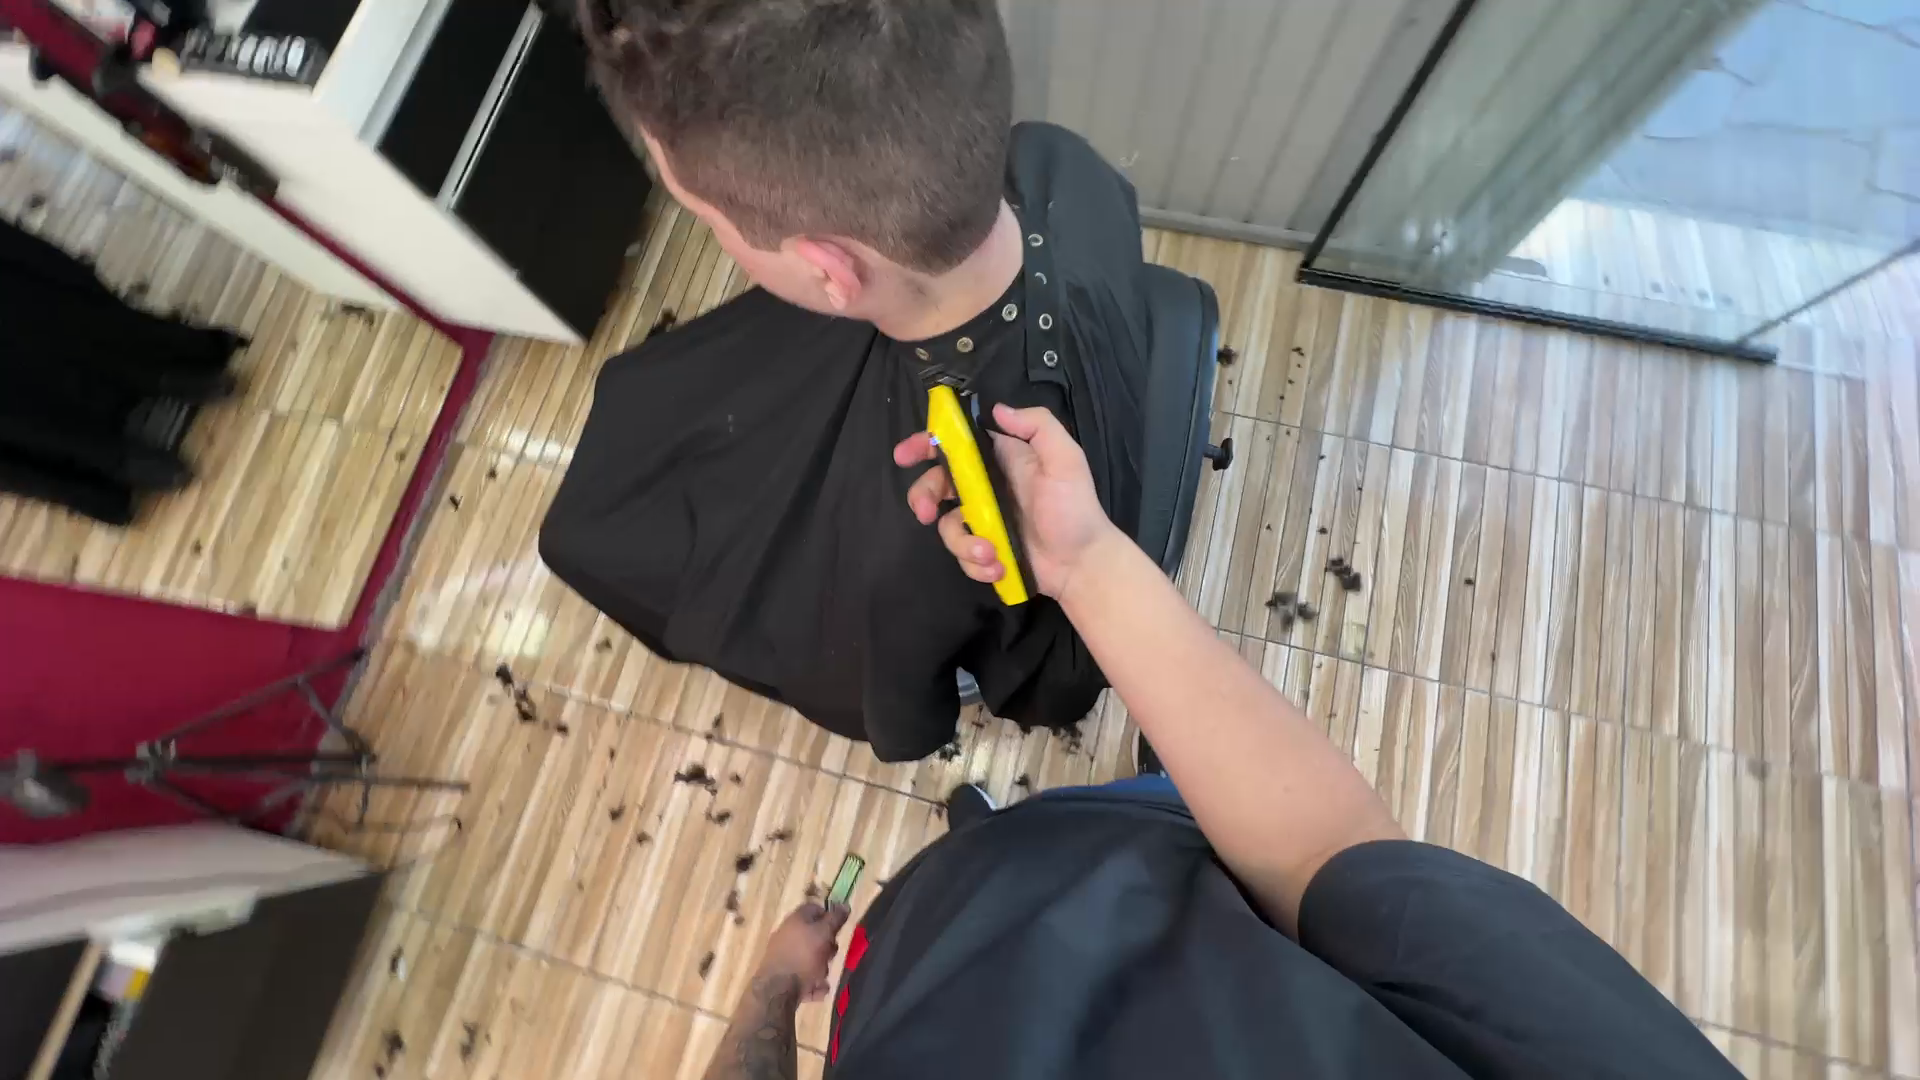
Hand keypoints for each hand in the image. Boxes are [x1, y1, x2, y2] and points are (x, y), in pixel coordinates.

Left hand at [755, 902, 849, 1001]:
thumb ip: (835, 919)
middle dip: (827, 947)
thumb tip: (844, 905)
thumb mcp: (824, 933)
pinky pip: (803, 977)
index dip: (830, 916)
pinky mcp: (782, 977)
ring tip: (823, 977)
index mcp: (797, 918)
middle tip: (832, 955)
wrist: (776, 991)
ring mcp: (783, 956)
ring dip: (821, 968)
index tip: (839, 928)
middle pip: (814, 935)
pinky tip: (818, 990)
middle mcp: (788, 934)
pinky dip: (812, 983)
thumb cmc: (804, 956)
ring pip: (809, 958)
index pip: (816, 908)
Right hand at [893, 403, 1122, 599]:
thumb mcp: (1066, 459)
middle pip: (936, 484)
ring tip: (990, 553)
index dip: (926, 444)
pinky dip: (976, 564)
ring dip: (963, 542)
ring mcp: (983, 521)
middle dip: (922, 497)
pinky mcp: (984, 550)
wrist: (1083, 563)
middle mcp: (986, 487)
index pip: (957, 443)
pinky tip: (999, 567)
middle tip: (924, 513)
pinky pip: (963, 555)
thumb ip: (1037, 426)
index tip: (905, 455)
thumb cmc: (1075, 509)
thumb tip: (996, 408)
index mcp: (1001, 459)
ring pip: (947, 526)